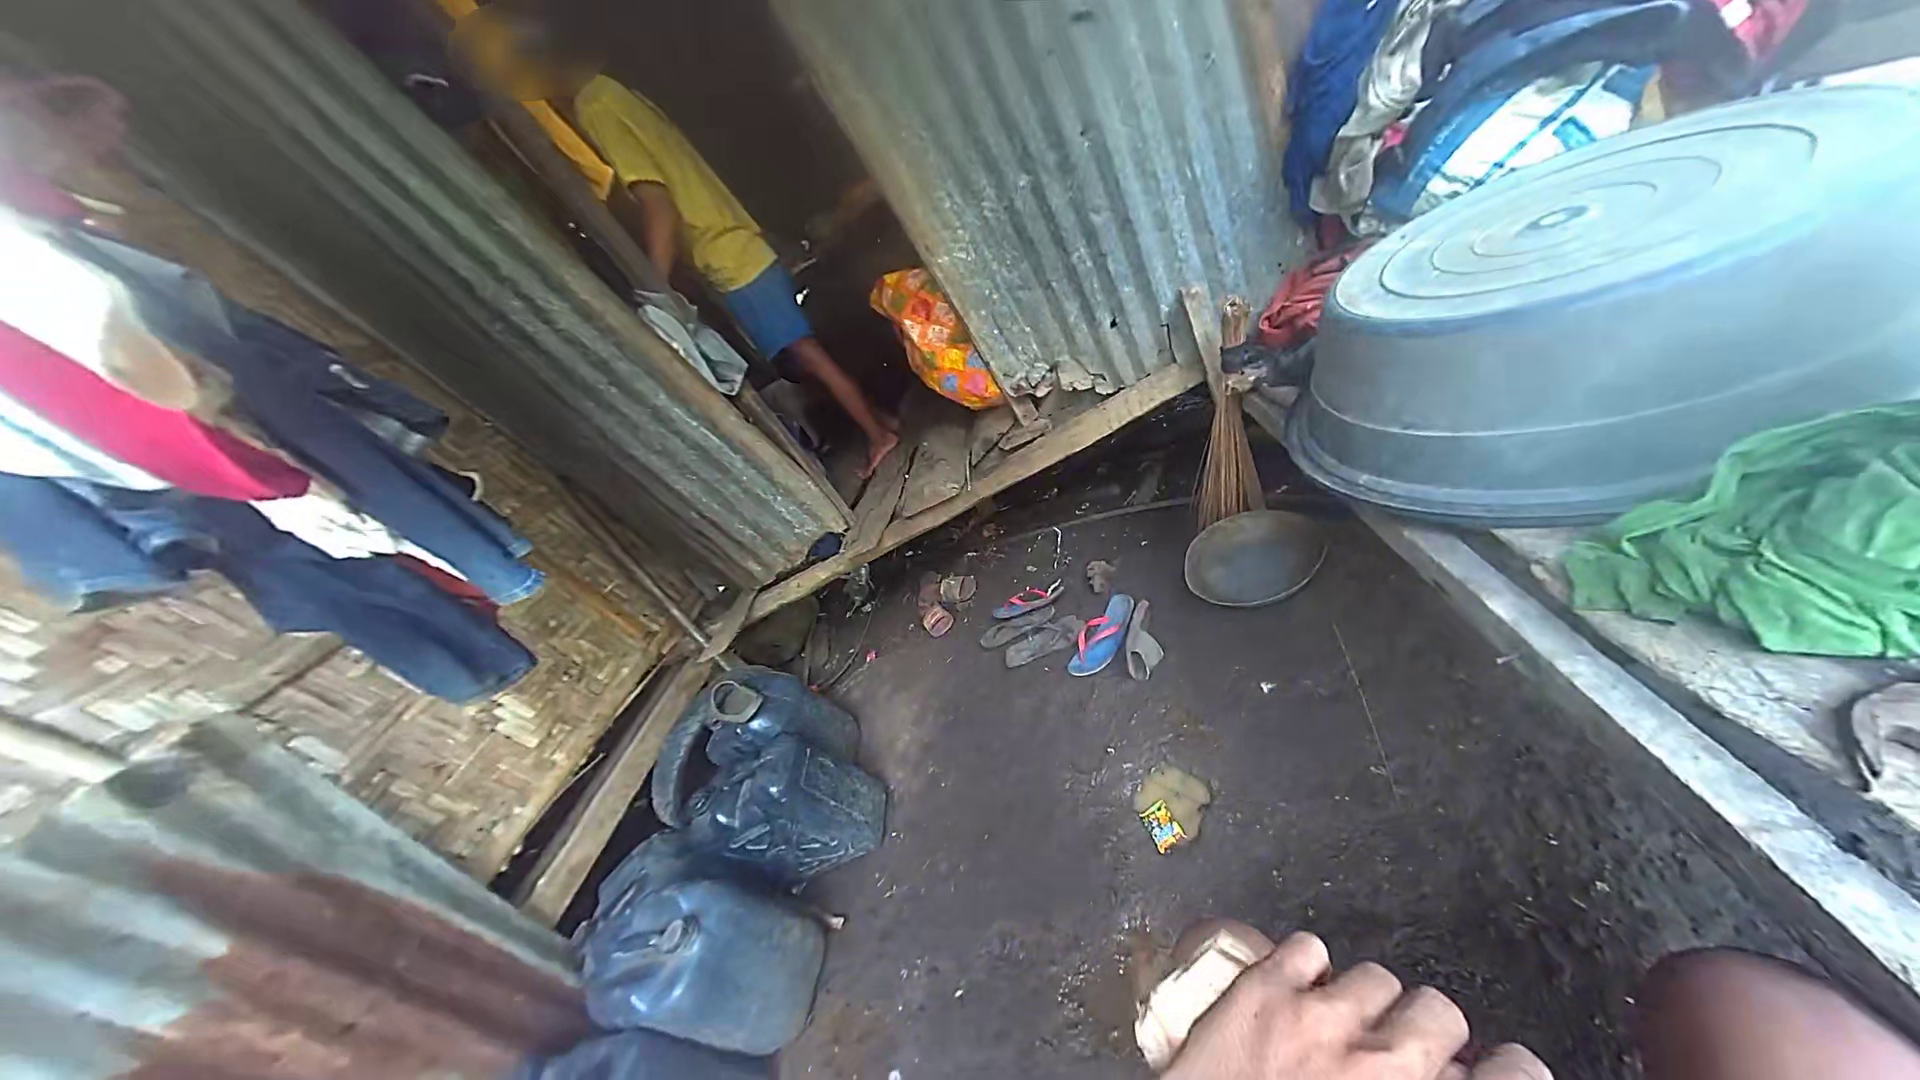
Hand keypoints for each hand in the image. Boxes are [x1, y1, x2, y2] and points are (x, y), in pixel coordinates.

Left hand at [1163, 929, 1549, 1079]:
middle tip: (1399, 1042)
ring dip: (1365, 998)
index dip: (1510, 1070)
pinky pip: (1308, 946)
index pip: (1517, 1079)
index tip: (1498, 1066)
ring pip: (1374, 976)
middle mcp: (1391, 1068)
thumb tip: (1454, 1079)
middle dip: (1426, 1027)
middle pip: (1440, 1012)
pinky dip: (1306, 964)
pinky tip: (1297, 986)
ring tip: (1343, 1016)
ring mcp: (1323, 1020)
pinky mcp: (1265, 988)